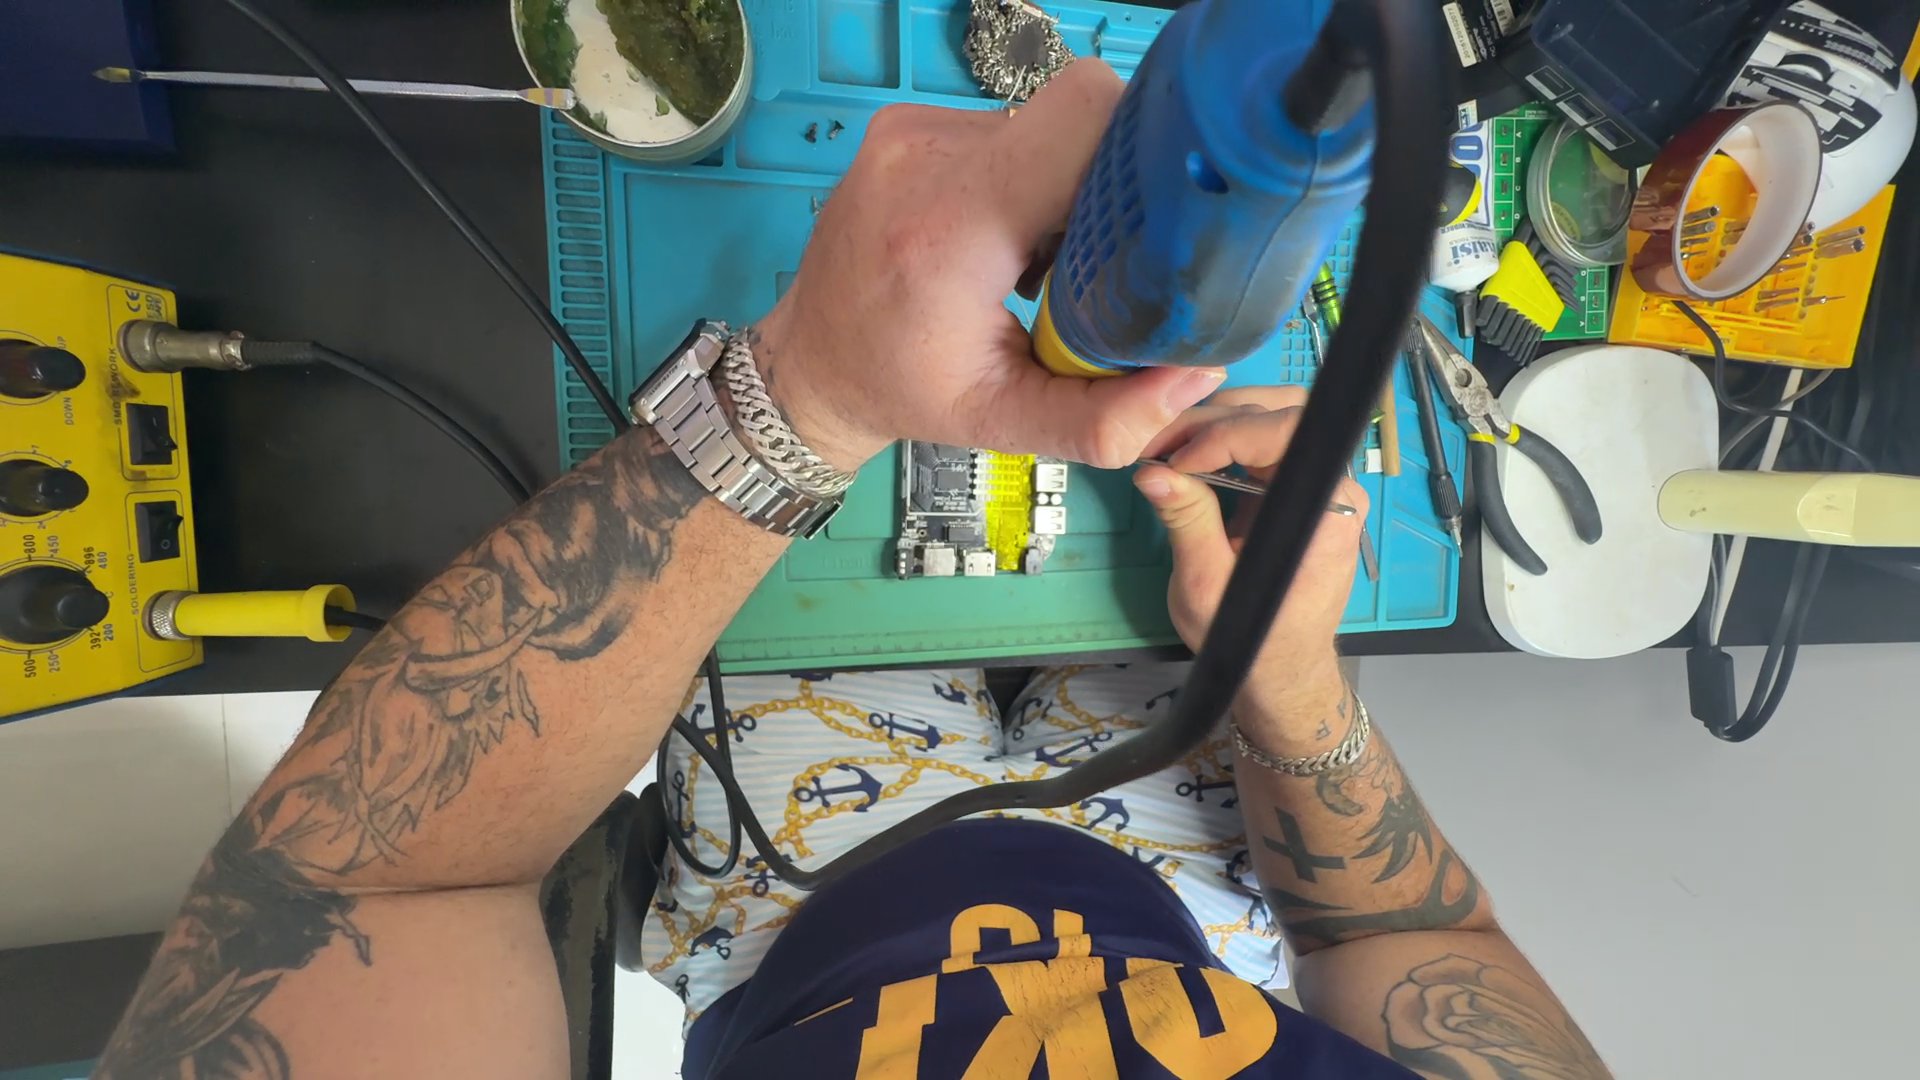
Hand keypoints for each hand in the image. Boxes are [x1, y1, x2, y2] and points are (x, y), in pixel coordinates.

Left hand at [750, 59, 1225, 471]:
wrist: (812, 365)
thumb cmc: (902, 394)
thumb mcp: (1004, 424)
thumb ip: (1104, 418)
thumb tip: (1197, 375)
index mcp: (951, 229)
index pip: (1085, 119)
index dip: (1141, 160)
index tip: (1148, 229)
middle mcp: (925, 157)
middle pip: (1075, 114)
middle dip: (1108, 185)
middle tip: (1094, 263)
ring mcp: (910, 132)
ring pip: (1043, 121)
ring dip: (1065, 186)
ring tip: (1040, 261)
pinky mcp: (906, 128)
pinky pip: (1004, 128)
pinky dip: (1028, 178)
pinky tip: (1007, 239)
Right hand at [1134, 386, 1366, 724]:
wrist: (1279, 666)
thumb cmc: (1251, 632)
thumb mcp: (1207, 583)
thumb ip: (1186, 522)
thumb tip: (1150, 471)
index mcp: (1323, 503)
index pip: (1278, 432)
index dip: (1218, 436)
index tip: (1170, 461)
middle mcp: (1329, 482)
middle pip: (1273, 414)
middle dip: (1207, 421)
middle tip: (1154, 444)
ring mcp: (1313, 482)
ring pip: (1268, 418)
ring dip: (1213, 421)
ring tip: (1166, 444)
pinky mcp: (1292, 488)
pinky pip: (1261, 443)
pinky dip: (1220, 438)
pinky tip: (1185, 453)